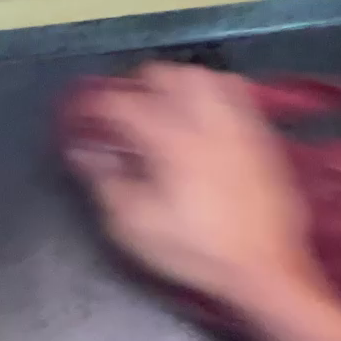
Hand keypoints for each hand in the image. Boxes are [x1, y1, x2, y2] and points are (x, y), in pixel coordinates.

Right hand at [62, 62, 333, 314]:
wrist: (262, 267)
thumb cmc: (192, 250)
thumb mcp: (133, 225)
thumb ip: (104, 179)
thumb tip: (83, 150)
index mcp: (169, 139)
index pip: (120, 103)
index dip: (91, 105)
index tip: (77, 117)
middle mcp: (205, 118)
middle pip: (163, 74)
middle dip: (134, 87)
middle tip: (118, 112)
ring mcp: (238, 122)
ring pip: (201, 75)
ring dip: (173, 83)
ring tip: (159, 107)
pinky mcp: (260, 134)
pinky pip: (233, 92)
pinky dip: (207, 94)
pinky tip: (199, 117)